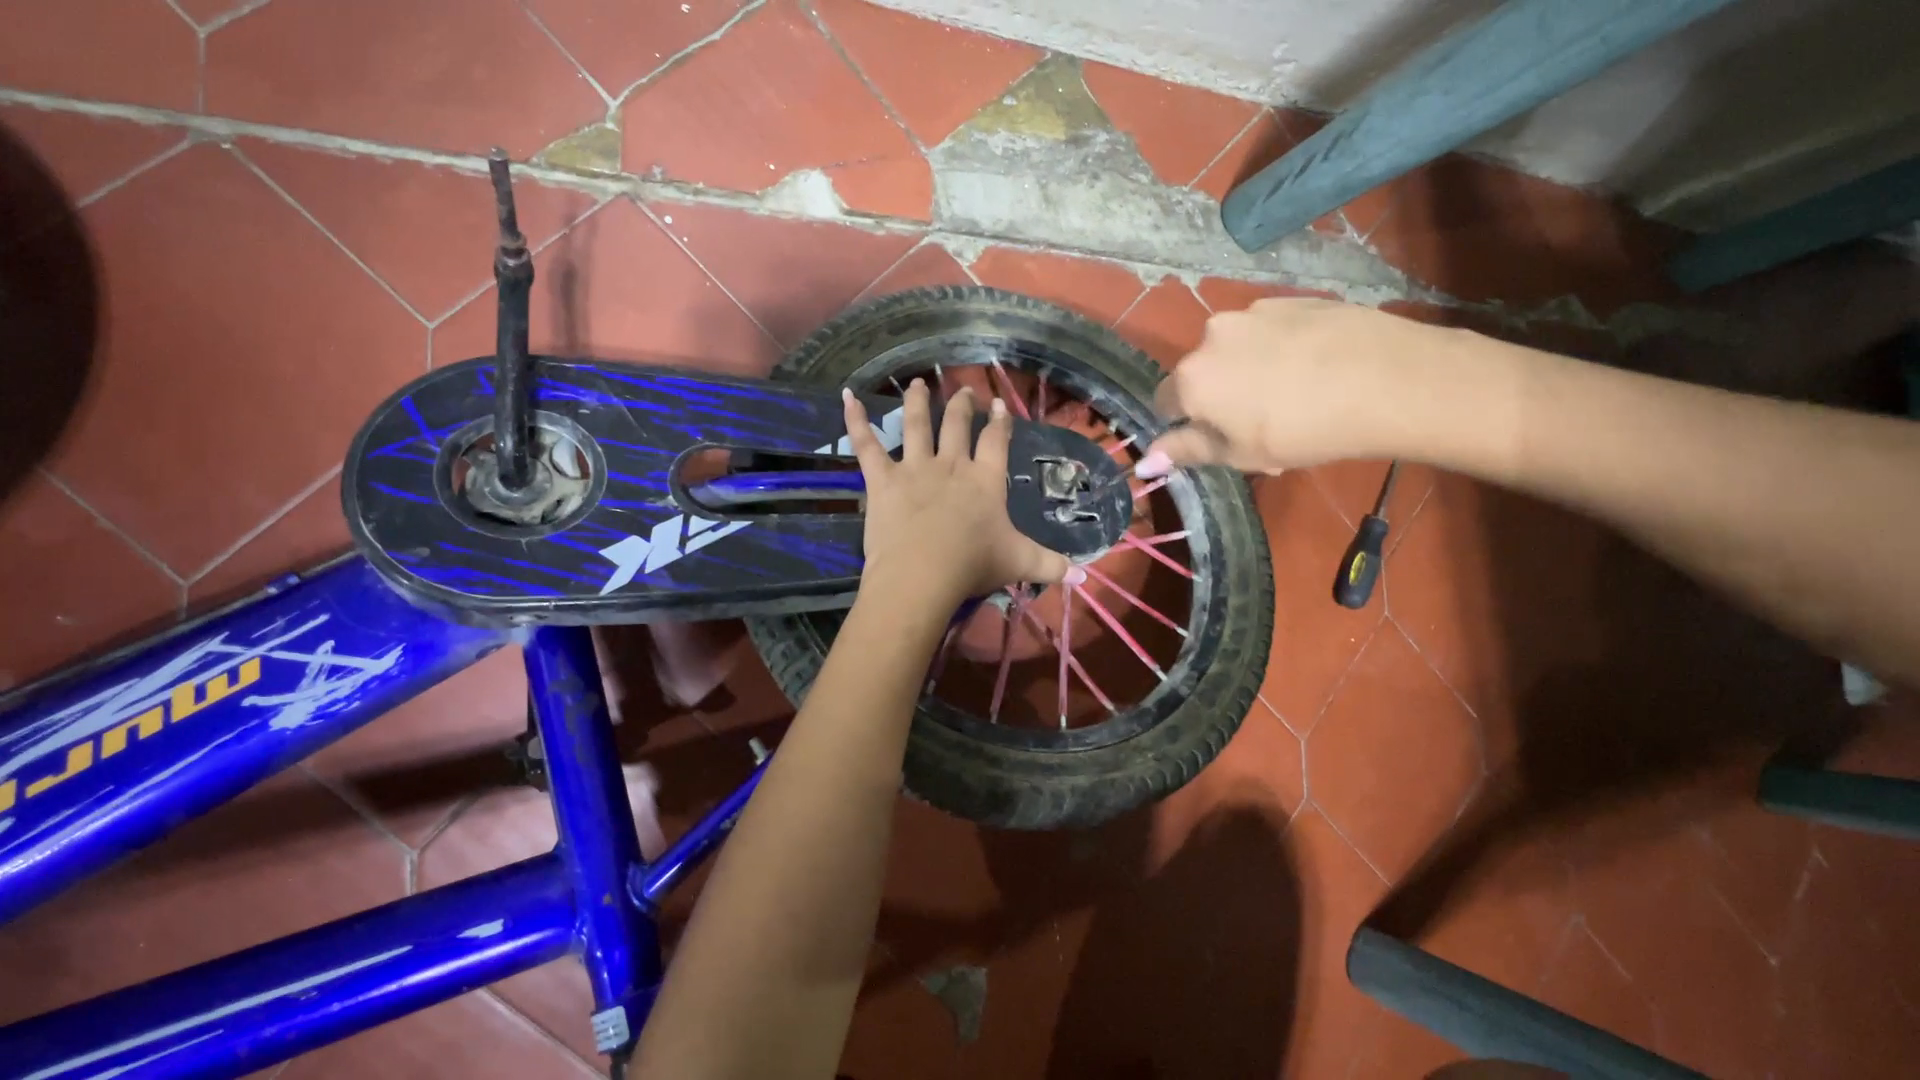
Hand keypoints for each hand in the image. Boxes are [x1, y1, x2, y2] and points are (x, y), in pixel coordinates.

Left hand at [843, 380, 1080, 605]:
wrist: (924, 573)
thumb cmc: (974, 566)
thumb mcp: (1020, 564)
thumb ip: (1051, 566)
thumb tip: (1084, 575)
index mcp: (986, 480)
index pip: (995, 441)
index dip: (999, 422)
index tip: (998, 406)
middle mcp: (952, 465)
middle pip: (957, 425)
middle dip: (961, 405)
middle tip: (963, 391)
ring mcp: (915, 468)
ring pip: (915, 425)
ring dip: (916, 401)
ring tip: (916, 383)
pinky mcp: (882, 479)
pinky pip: (866, 444)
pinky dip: (856, 419)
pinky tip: (848, 396)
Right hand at [1135, 298, 1459, 476]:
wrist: (1386, 380)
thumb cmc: (1303, 430)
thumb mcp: (1241, 454)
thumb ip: (1189, 451)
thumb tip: (1146, 459)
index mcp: (1193, 377)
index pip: (1166, 402)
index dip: (1188, 425)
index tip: (1220, 440)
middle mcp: (1213, 335)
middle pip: (1204, 371)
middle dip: (1223, 396)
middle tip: (1263, 426)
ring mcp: (1254, 312)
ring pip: (1239, 349)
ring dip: (1252, 371)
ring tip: (1297, 397)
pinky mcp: (1293, 299)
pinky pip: (1273, 331)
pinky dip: (1283, 350)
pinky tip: (1318, 371)